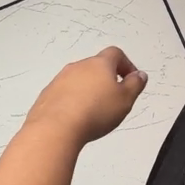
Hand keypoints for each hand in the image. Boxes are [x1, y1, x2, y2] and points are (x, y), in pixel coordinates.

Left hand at [25, 47, 147, 146]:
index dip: (126, 65)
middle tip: (114, 98)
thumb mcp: (126, 99)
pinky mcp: (45, 97)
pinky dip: (72, 102)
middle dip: (106, 79)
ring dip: (87, 91)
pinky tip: (76, 119)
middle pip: (95, 66)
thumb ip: (136, 84)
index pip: (116, 54)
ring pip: (78, 80)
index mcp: (99, 63)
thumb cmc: (94, 112)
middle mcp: (78, 67)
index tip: (131, 79)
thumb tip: (139, 75)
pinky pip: (63, 95)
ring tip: (94, 111)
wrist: (54, 130)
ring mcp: (59, 81)